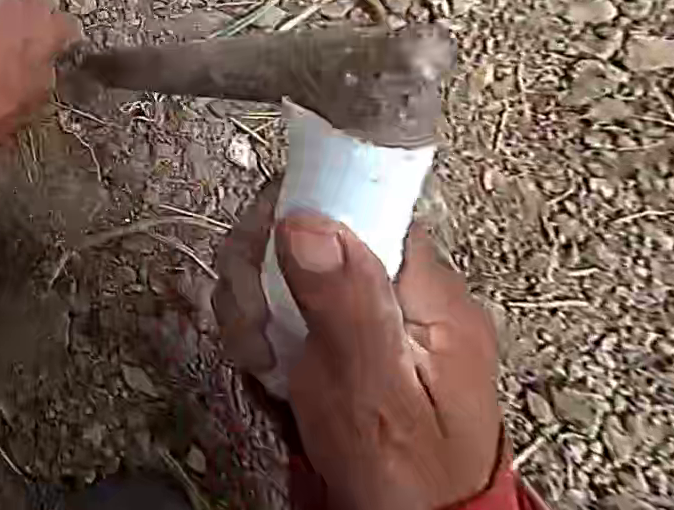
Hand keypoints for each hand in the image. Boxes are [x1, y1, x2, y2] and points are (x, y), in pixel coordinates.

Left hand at [0, 0, 80, 168]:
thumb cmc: (4, 105)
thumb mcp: (41, 90)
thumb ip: (49, 64)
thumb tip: (47, 56)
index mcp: (51, 32)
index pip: (68, 22)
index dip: (67, 31)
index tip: (63, 38)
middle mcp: (27, 9)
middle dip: (45, 3)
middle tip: (38, 13)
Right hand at [213, 191, 503, 509]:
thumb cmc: (402, 478)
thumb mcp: (376, 397)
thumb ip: (348, 309)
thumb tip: (306, 222)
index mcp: (424, 286)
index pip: (356, 195)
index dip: (299, 210)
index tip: (269, 254)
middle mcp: (390, 277)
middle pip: (303, 218)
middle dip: (260, 264)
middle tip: (257, 318)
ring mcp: (356, 294)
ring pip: (276, 250)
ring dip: (249, 296)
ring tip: (261, 350)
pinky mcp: (327, 313)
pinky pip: (270, 283)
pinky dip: (252, 315)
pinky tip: (263, 354)